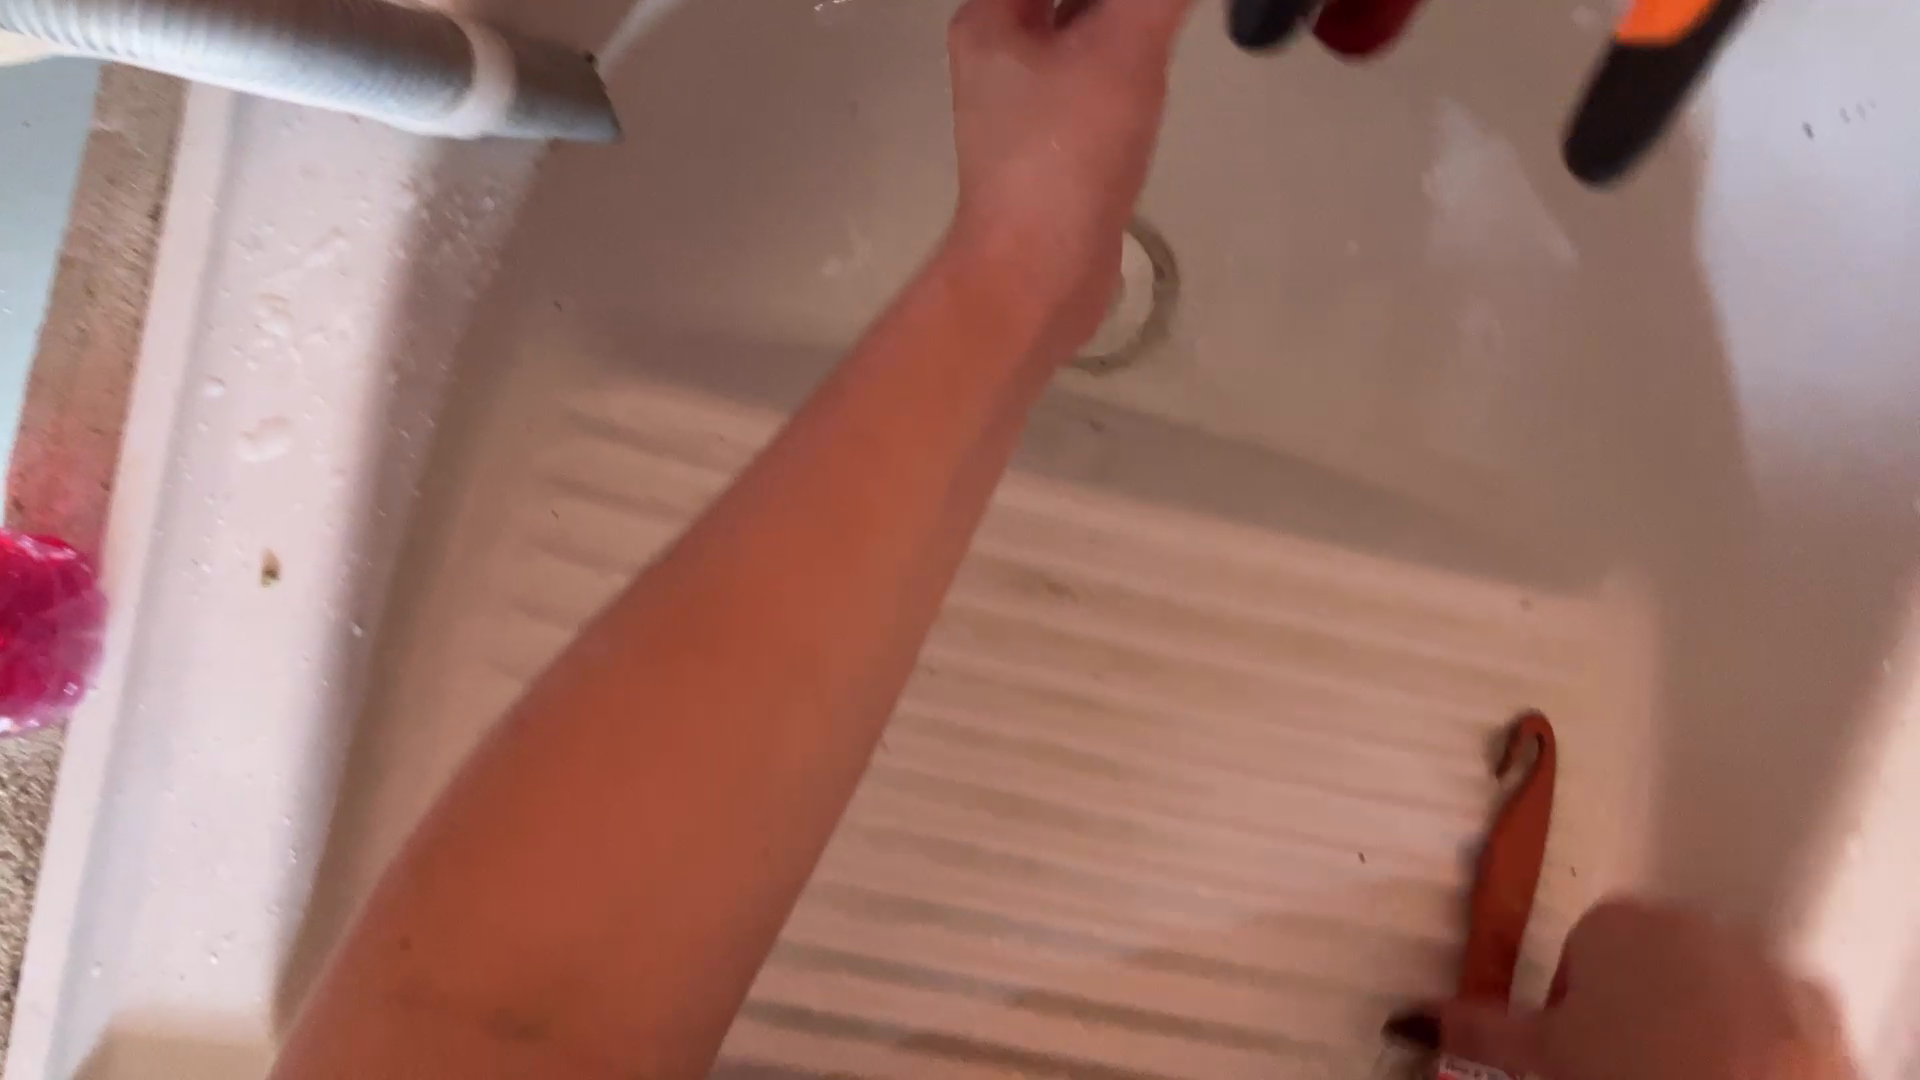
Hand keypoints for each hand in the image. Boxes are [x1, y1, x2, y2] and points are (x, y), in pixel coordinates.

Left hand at [944, 0, 1193, 355]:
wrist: (1038, 278)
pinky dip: (1129, 74)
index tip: (1147, 8)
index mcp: (991, 18)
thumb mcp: (1122, 48)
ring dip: (1129, 24)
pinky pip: (1097, 92)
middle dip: (1121, 6)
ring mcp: (1029, 113)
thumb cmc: (1064, 157)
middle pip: (1067, 1)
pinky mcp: (1058, 155)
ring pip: (1086, 38)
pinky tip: (1159, 76)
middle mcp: (1003, 60)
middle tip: (1162, 17)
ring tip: (1167, 27)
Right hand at [1401, 901, 1857, 1079]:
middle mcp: (1693, 923)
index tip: (1583, 1044)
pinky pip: (1778, 1015)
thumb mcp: (1543, 1052)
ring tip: (1680, 1067)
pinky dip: (1760, 1039)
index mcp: (1618, 919)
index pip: (1581, 948)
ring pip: (1713, 984)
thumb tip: (1405, 1016)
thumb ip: (1474, 1024)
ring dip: (1696, 1018)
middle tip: (1625, 1057)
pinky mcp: (1825, 1012)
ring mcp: (1766, 963)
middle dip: (1633, 1002)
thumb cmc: (1632, 1067)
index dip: (1576, 1000)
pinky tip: (1739, 1072)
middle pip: (1647, 959)